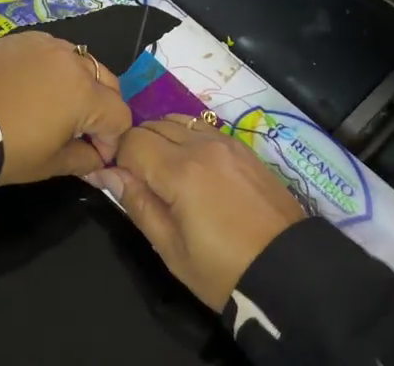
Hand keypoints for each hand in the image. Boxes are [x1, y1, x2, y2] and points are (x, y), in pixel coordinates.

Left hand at [0, 31, 131, 185]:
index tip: (92, 156)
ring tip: (54, 108)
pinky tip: (32, 88)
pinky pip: (52, 50)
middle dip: (101, 108)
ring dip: (79, 84)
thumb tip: (99, 160)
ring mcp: (46, 43)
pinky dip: (53, 68)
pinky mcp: (21, 38)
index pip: (120, 115)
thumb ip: (84, 160)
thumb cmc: (6, 148)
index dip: (112, 141)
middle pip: (107, 82)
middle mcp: (72, 60)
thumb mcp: (50, 165)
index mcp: (85, 93)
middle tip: (78, 132)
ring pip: (81, 62)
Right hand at [91, 114, 304, 308]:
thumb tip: (103, 173)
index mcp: (179, 171)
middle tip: (143, 183)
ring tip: (168, 175)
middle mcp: (201, 145)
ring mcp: (225, 142)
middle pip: (152, 125)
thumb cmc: (223, 270)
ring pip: (177, 120)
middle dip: (138, 148)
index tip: (122, 184)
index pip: (131, 141)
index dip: (118, 160)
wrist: (290, 273)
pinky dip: (188, 137)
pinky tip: (193, 167)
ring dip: (163, 139)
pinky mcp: (243, 146)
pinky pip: (202, 127)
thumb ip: (136, 203)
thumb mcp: (171, 248)